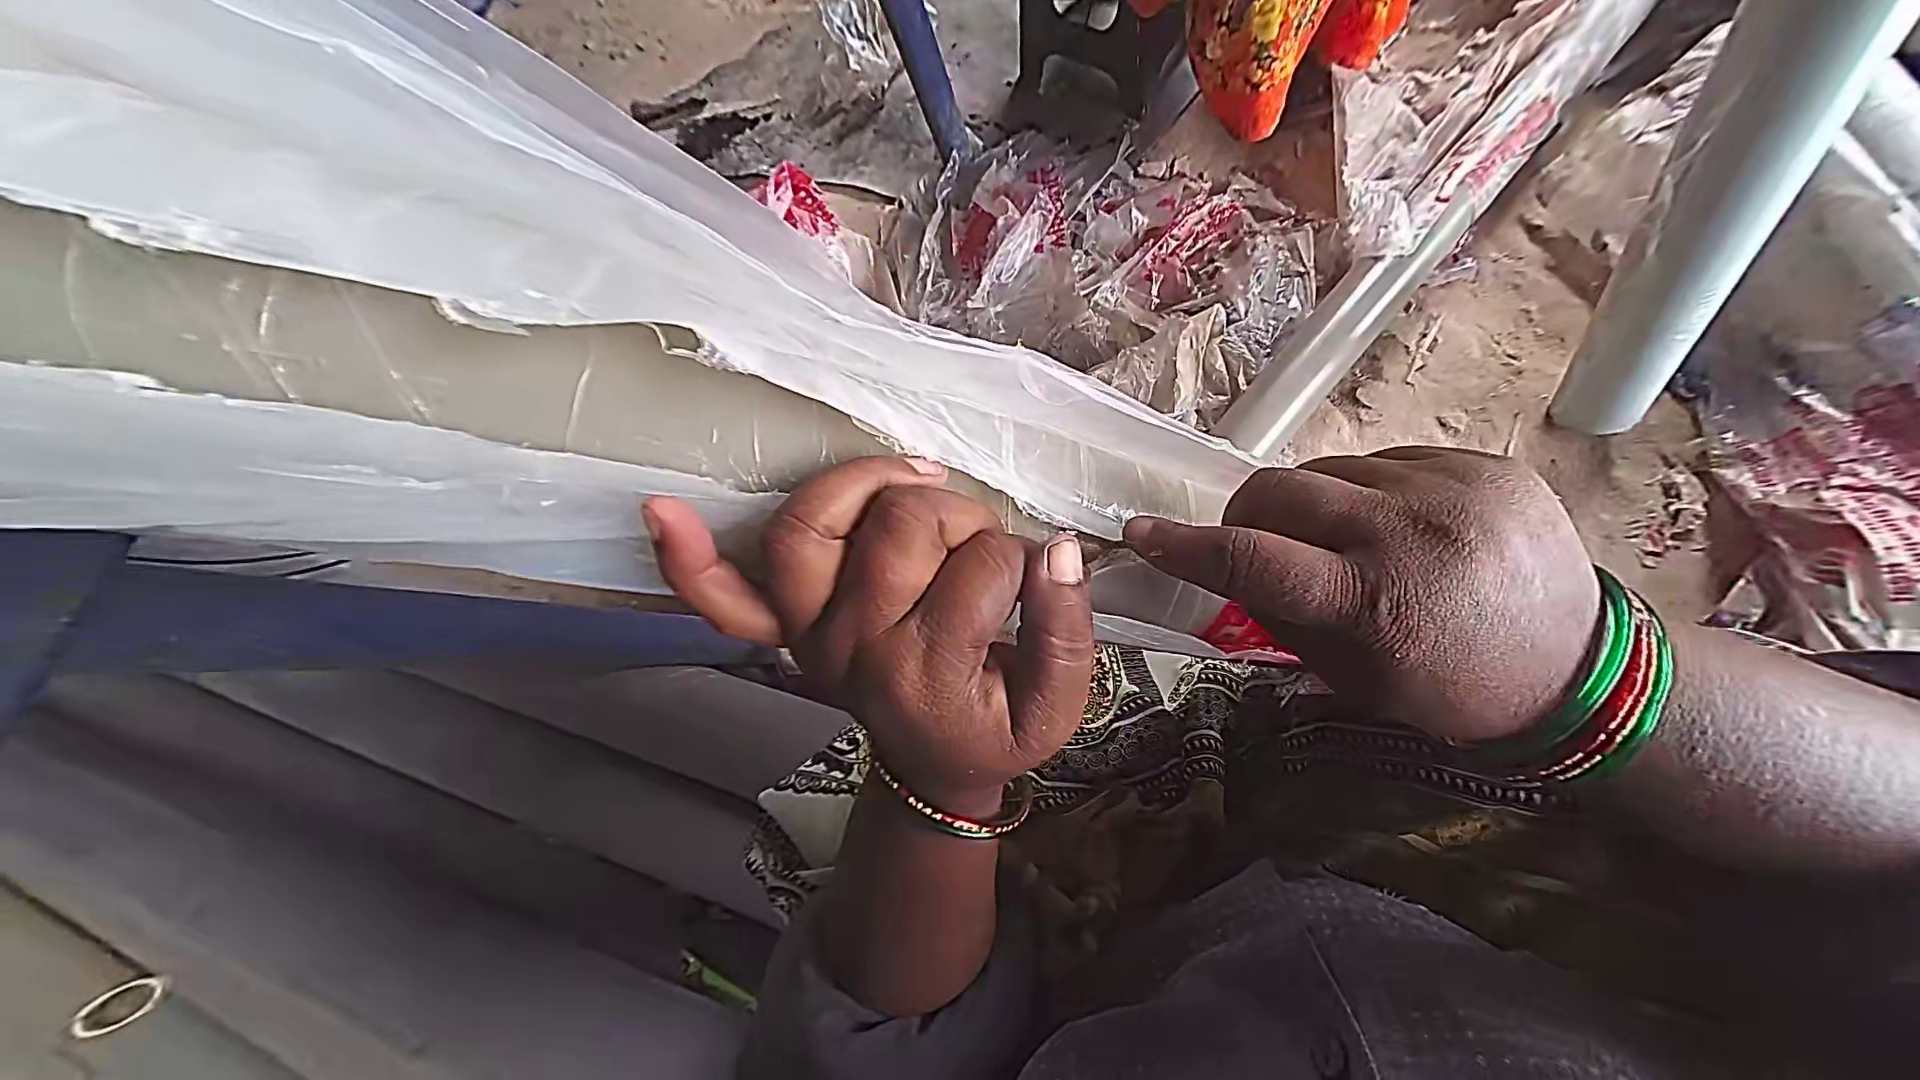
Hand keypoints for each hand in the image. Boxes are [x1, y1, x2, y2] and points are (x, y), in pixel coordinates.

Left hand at [646, 457, 1095, 814]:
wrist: (935, 765)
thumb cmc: (993, 730)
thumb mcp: (1055, 706)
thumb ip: (1067, 632)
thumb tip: (1055, 551)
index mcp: (928, 671)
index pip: (985, 565)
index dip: (1021, 559)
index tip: (1032, 580)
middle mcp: (855, 647)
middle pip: (906, 526)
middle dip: (964, 516)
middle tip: (983, 544)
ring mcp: (809, 634)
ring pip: (818, 523)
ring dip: (874, 485)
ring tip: (921, 484)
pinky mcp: (785, 628)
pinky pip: (724, 594)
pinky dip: (691, 557)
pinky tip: (665, 512)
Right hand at [1125, 447, 1599, 742]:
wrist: (1581, 673)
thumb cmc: (1443, 687)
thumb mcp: (1345, 674)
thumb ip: (1277, 613)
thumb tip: (1226, 567)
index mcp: (1372, 602)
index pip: (1252, 559)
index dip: (1186, 544)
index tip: (1142, 531)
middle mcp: (1411, 533)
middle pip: (1277, 491)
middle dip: (1246, 514)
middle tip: (1256, 542)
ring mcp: (1453, 489)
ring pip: (1324, 470)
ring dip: (1310, 504)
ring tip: (1343, 541)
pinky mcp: (1483, 464)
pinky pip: (1380, 461)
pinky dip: (1364, 493)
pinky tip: (1394, 526)